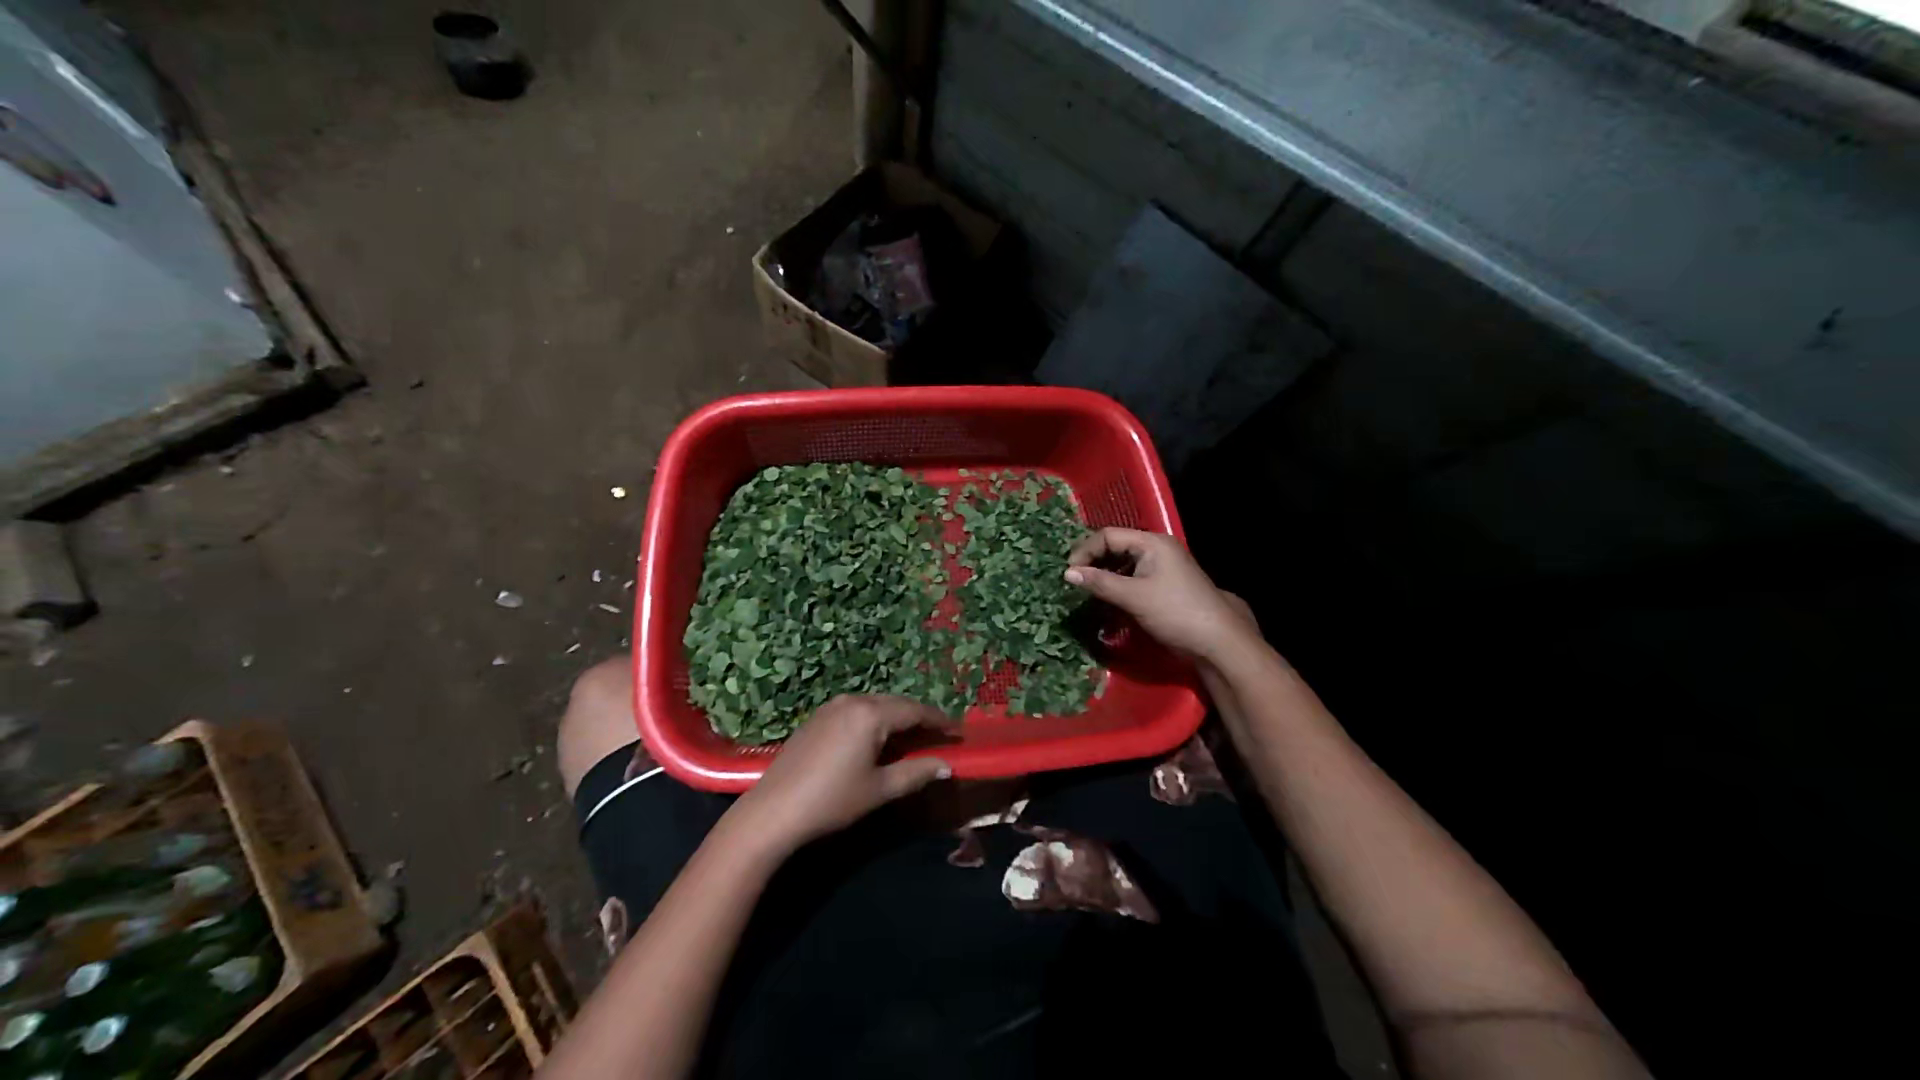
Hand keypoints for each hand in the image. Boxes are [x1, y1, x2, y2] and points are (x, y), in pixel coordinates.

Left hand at [727, 695, 951, 854]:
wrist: (773, 811)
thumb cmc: (833, 800)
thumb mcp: (880, 789)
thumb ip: (916, 773)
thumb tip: (946, 765)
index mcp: (871, 714)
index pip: (915, 711)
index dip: (940, 721)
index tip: (958, 732)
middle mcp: (852, 701)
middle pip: (895, 703)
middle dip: (919, 717)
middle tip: (939, 735)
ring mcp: (831, 707)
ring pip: (875, 705)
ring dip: (896, 717)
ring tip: (913, 737)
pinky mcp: (816, 718)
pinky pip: (856, 710)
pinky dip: (874, 720)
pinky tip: (878, 739)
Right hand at [1065, 528, 1257, 662]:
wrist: (1216, 641)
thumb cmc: (1175, 612)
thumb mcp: (1133, 596)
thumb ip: (1099, 582)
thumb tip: (1067, 573)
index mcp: (1152, 542)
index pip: (1109, 535)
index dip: (1085, 551)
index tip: (1069, 573)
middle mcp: (1157, 550)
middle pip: (1116, 548)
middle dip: (1094, 565)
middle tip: (1074, 583)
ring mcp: (1162, 569)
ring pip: (1123, 566)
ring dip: (1104, 580)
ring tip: (1088, 596)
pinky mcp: (1163, 588)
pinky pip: (1133, 581)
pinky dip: (1118, 591)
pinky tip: (1107, 607)